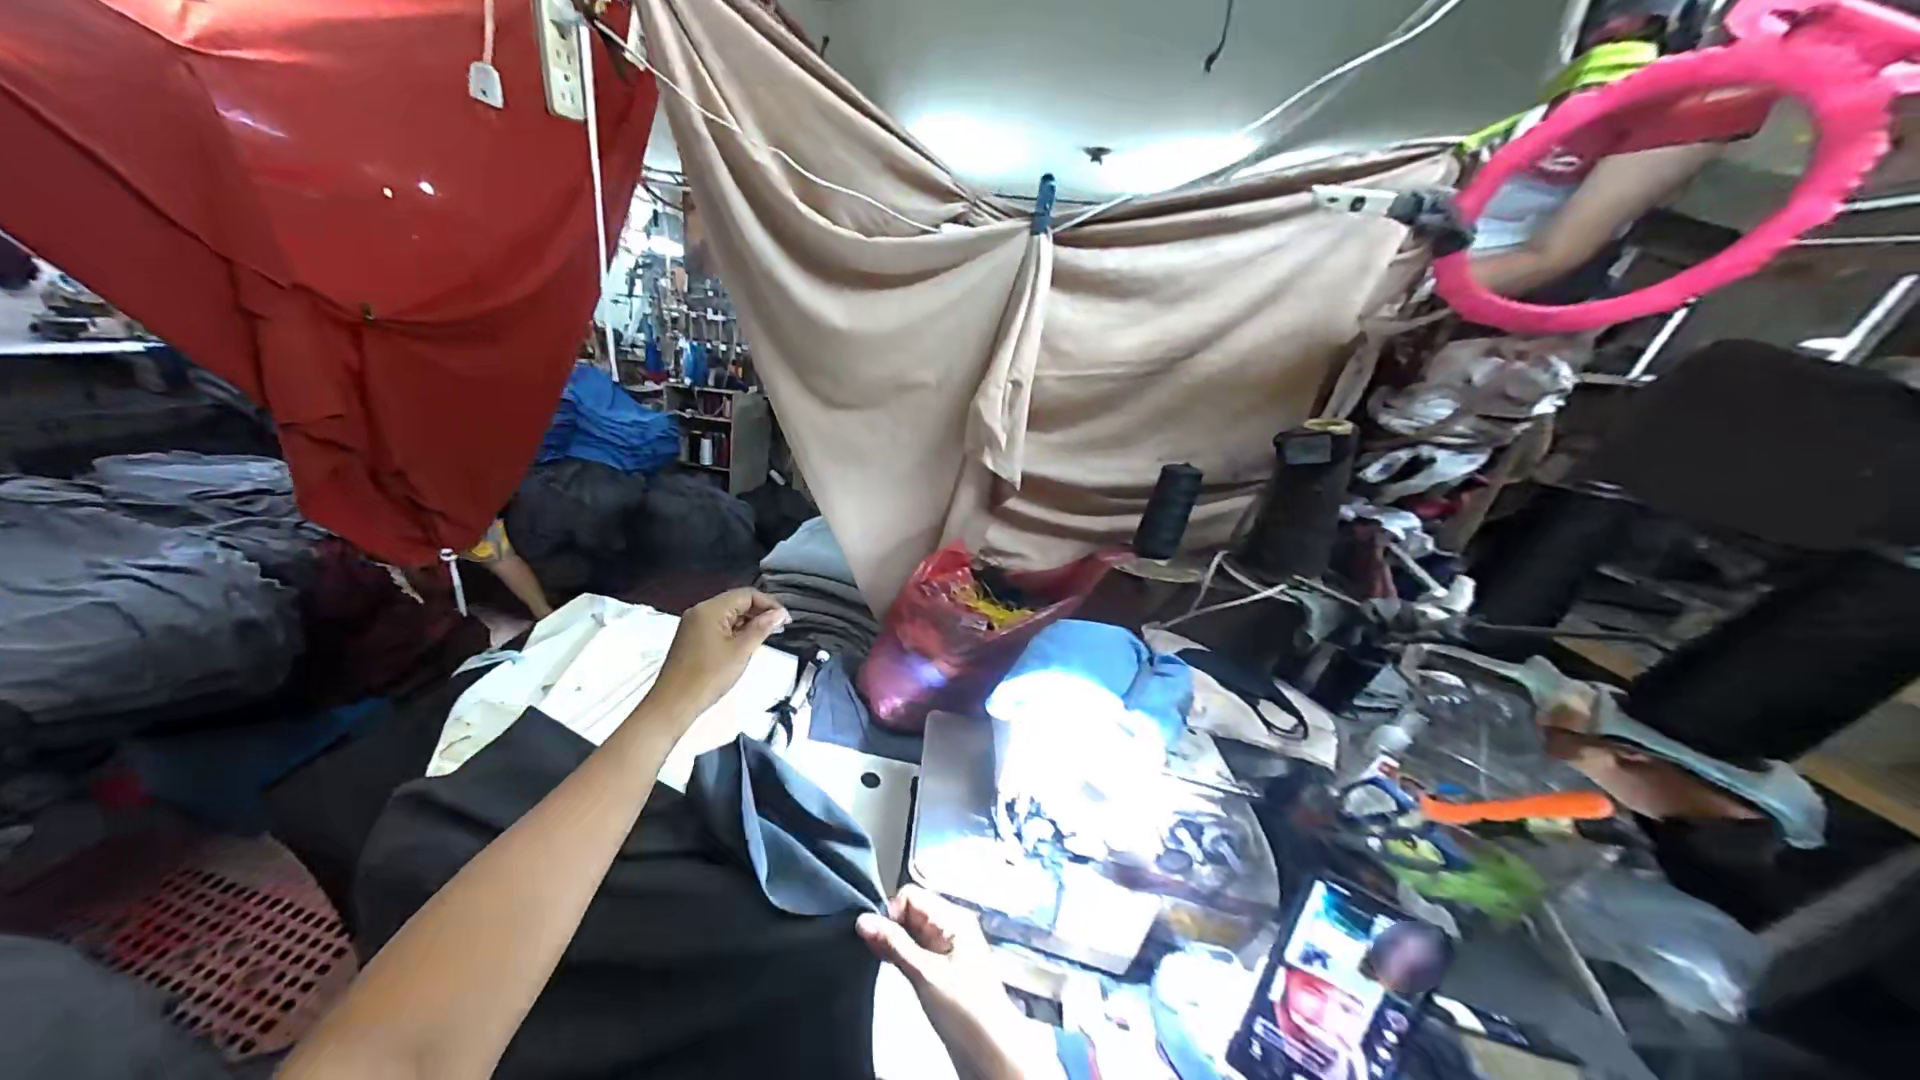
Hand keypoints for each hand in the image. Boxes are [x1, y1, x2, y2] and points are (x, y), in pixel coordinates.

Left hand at [645, 588, 788, 718]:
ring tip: (766, 636)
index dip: (769, 604)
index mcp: (710, 609)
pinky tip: (747, 643)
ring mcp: (694, 625)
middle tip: (779, 627)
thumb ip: (761, 628)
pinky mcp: (692, 638)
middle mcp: (699, 611)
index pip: (746, 595)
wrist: (673, 704)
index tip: (785, 619)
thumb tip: (779, 614)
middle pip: (736, 602)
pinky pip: (719, 625)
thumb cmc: (708, 677)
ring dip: (748, 622)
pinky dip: (735, 631)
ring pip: (728, 614)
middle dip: (760, 612)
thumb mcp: (741, 651)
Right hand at [857, 887, 1030, 1079]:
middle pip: (910, 912)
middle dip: (889, 926)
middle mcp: (949, 928)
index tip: (878, 936)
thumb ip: (894, 944)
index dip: (891, 911)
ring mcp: (945, 949)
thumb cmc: (966, 1010)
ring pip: (910, 932)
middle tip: (874, 950)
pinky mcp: (940, 970)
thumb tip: (862, 919)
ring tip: (879, 959)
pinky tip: (888, 965)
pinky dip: (899, 955)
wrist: (992, 1053)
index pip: (912, 895)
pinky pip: (914, 951)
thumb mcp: (925, 973)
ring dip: (893, 942)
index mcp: (953, 918)